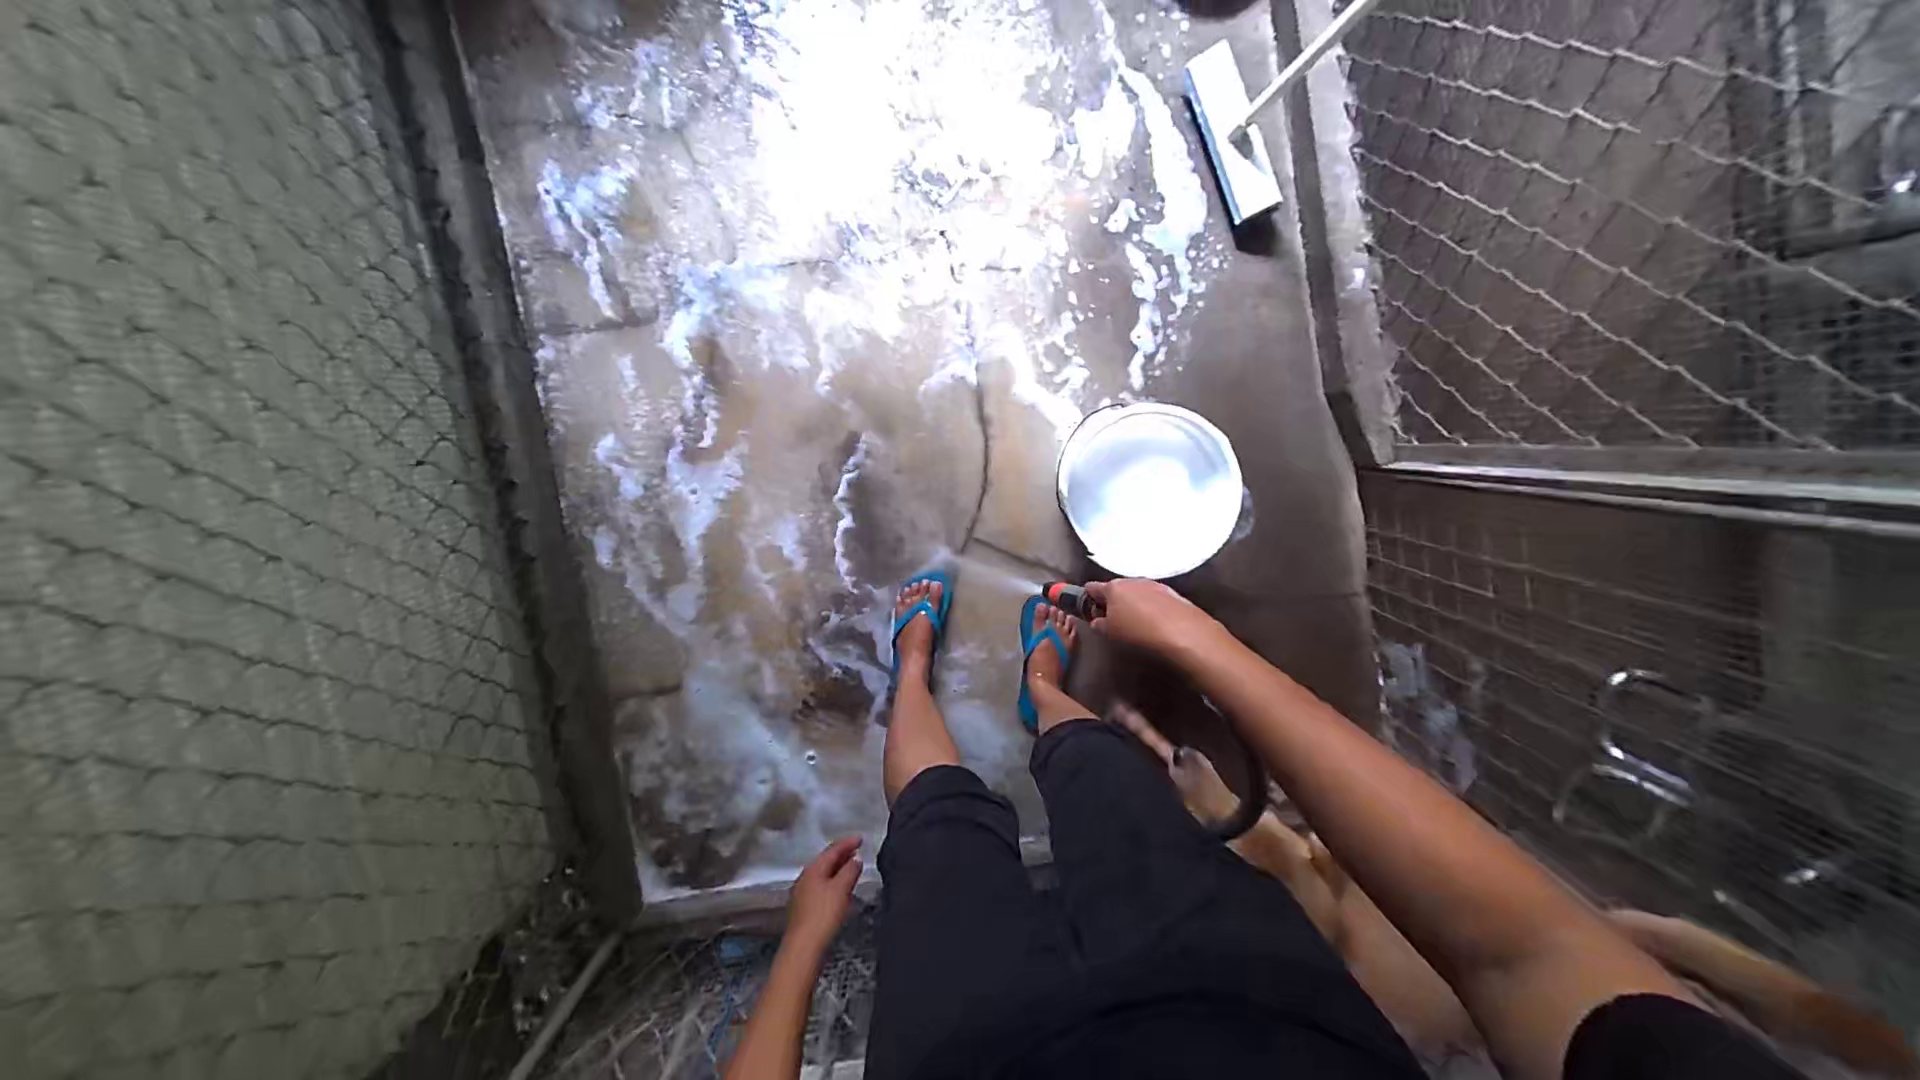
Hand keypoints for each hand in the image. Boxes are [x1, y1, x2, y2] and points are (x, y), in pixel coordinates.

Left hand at [786, 836, 861, 951]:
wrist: (803, 948)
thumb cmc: (823, 915)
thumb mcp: (841, 889)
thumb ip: (849, 871)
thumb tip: (856, 859)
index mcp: (814, 869)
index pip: (832, 850)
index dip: (847, 843)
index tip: (861, 839)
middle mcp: (805, 878)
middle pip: (825, 861)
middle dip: (842, 855)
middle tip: (857, 851)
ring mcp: (802, 893)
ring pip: (823, 874)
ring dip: (837, 869)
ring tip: (851, 868)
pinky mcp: (803, 909)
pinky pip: (821, 887)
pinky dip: (832, 882)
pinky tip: (840, 890)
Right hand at [1083, 578, 1223, 660]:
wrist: (1185, 635)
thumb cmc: (1139, 634)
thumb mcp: (1110, 634)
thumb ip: (1099, 624)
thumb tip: (1098, 620)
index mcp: (1113, 587)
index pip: (1091, 587)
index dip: (1087, 599)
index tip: (1089, 610)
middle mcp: (1133, 581)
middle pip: (1116, 589)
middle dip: (1113, 602)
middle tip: (1113, 622)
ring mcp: (1155, 585)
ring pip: (1137, 593)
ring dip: (1133, 605)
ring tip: (1136, 626)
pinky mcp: (1174, 594)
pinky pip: (1155, 600)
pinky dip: (1152, 609)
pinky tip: (1155, 625)